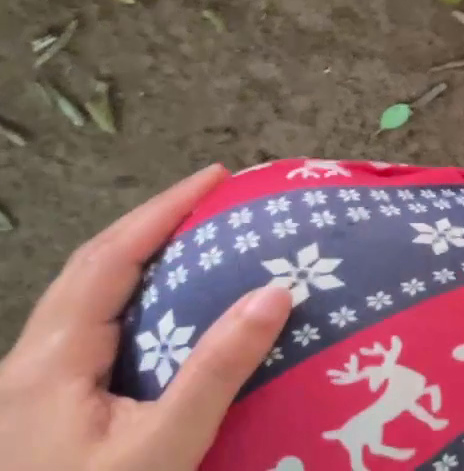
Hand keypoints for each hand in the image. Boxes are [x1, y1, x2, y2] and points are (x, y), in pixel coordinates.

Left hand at [0, 165, 292, 470]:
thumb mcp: (162, 447)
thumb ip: (216, 369)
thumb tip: (278, 290)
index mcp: (47, 366)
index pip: (105, 263)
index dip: (159, 213)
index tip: (216, 177)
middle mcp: (29, 368)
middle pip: (88, 273)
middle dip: (152, 225)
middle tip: (217, 198)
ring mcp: (33, 392)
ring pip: (87, 302)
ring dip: (144, 258)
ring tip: (205, 238)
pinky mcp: (46, 412)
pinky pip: (96, 330)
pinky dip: (140, 294)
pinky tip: (177, 306)